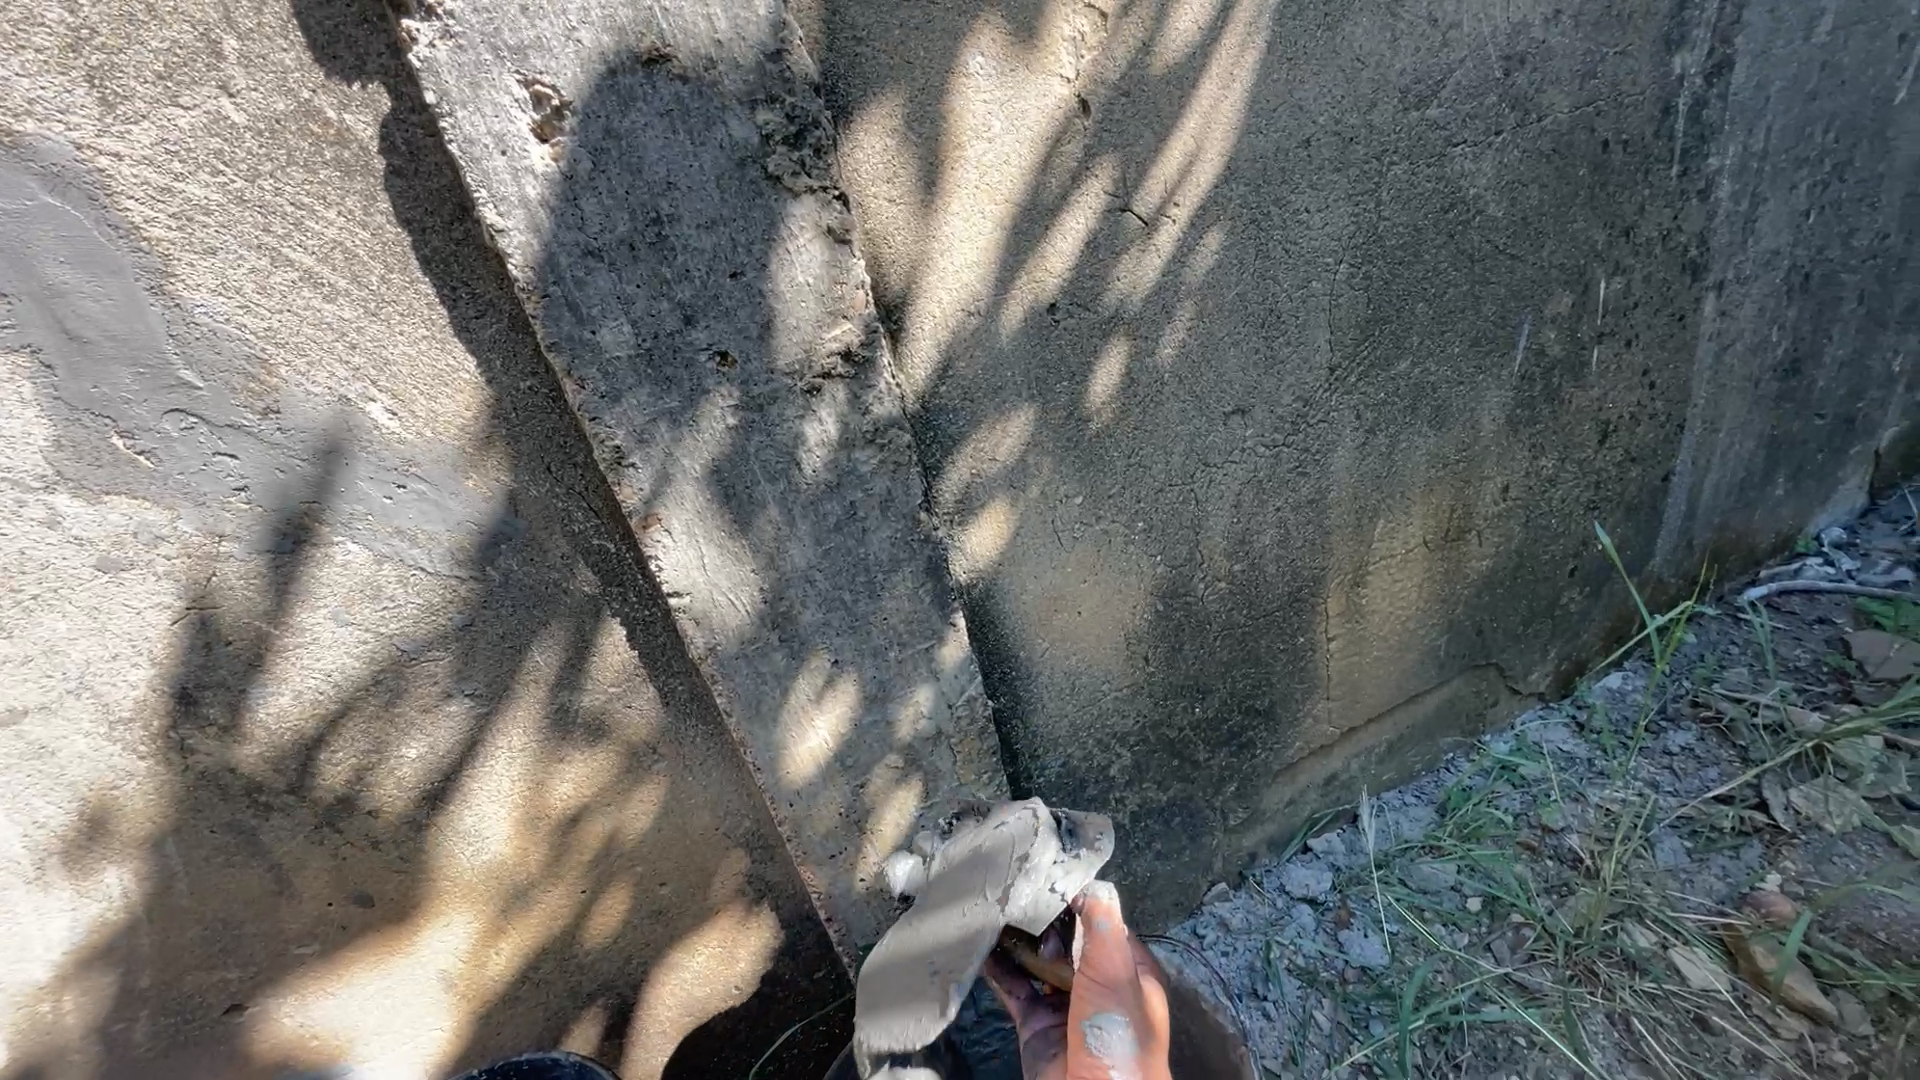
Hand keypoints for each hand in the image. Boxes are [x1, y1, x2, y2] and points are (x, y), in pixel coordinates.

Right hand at [981, 881, 1171, 1079]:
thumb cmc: (1115, 1034)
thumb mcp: (1115, 971)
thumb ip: (1102, 925)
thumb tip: (1092, 883)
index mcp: (1127, 970)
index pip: (1102, 921)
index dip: (1078, 899)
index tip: (1048, 872)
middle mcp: (1096, 984)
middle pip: (1066, 938)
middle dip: (1042, 917)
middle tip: (1015, 889)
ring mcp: (1064, 1004)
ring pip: (1037, 960)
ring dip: (1017, 938)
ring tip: (993, 907)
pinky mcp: (1035, 1024)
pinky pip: (1014, 988)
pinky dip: (996, 968)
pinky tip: (981, 945)